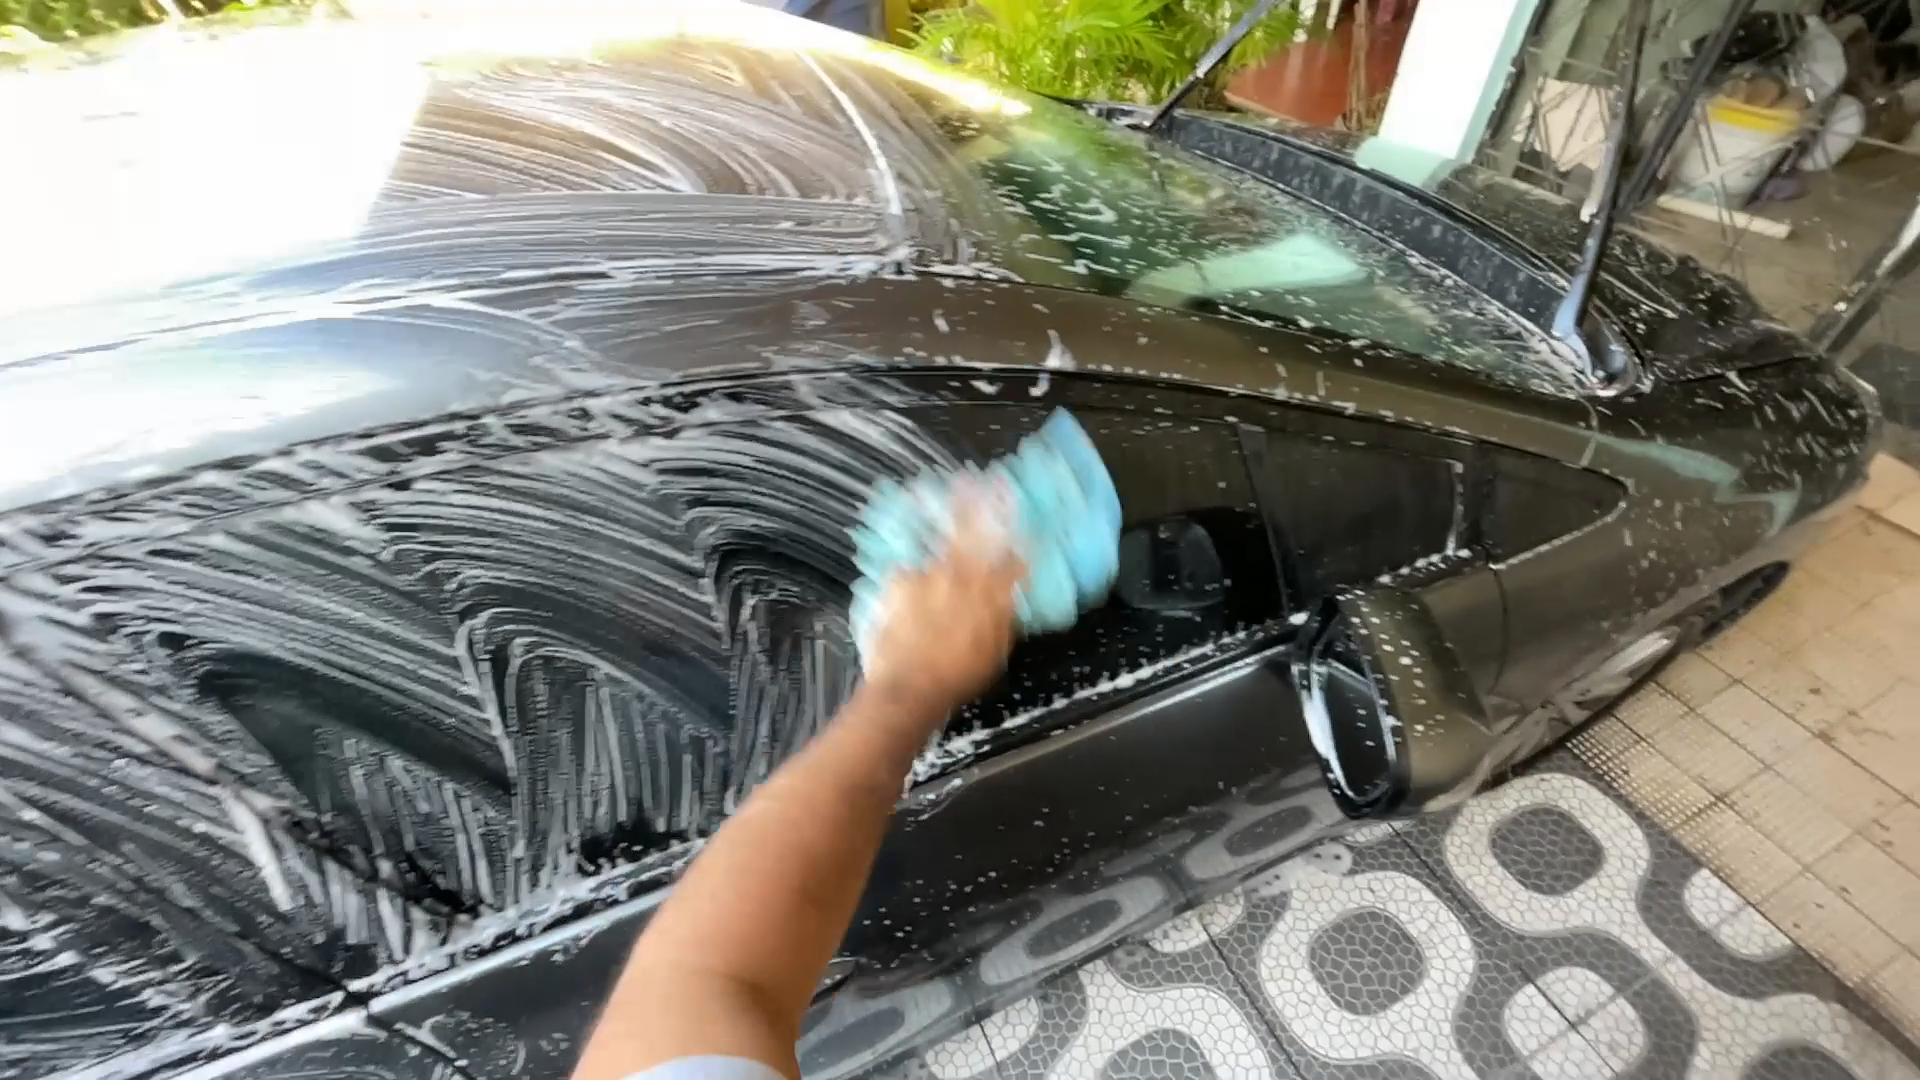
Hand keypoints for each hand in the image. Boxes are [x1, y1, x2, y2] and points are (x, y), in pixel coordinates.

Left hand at [861, 486, 1023, 716]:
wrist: (911, 686)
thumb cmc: (959, 675)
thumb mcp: (994, 650)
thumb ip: (1001, 618)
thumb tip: (1006, 604)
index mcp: (991, 593)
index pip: (1013, 560)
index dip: (1020, 542)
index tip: (1023, 528)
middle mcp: (961, 576)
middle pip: (973, 532)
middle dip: (978, 504)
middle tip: (978, 480)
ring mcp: (928, 575)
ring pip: (938, 545)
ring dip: (942, 525)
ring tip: (940, 501)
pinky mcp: (899, 581)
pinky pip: (908, 569)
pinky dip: (910, 572)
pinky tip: (906, 576)